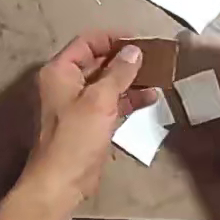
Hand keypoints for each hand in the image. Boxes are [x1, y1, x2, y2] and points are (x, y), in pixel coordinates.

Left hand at [24, 32, 159, 204]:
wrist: (62, 181)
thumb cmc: (75, 138)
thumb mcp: (99, 100)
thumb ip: (119, 72)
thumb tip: (134, 50)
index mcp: (60, 71)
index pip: (87, 42)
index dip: (113, 38)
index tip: (140, 41)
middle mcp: (67, 83)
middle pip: (99, 61)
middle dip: (126, 59)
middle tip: (155, 56)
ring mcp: (78, 104)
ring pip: (107, 83)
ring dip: (131, 79)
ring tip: (158, 75)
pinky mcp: (90, 122)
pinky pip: (111, 102)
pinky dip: (129, 98)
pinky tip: (151, 96)